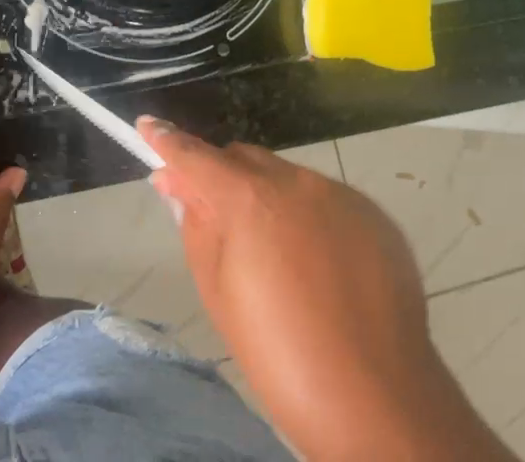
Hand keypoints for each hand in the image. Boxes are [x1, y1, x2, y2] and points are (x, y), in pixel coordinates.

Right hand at [140, 117, 514, 461]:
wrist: (374, 398)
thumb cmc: (276, 351)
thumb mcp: (217, 288)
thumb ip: (196, 224)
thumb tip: (179, 185)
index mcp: (250, 198)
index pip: (196, 156)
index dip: (167, 141)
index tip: (147, 127)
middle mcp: (298, 182)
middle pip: (244, 159)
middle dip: (220, 175)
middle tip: (208, 211)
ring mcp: (343, 197)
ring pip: (288, 179)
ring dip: (267, 197)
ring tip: (271, 254)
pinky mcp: (377, 219)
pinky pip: (327, 202)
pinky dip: (308, 218)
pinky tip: (314, 266)